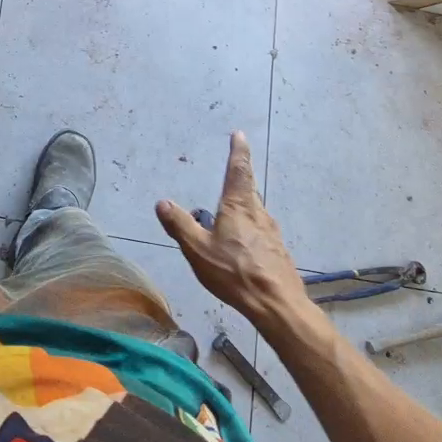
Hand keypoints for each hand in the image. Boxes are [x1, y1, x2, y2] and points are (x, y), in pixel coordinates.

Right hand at [156, 132, 307, 324]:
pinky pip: (262, 235)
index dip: (238, 152)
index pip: (239, 172)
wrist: (278, 306)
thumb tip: (161, 202)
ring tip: (231, 218)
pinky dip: (251, 233)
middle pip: (249, 192)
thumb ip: (180, 225)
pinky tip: (243, 250)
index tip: (240, 135)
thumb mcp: (198, 250)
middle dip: (240, 182)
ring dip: (244, 211)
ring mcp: (273, 235)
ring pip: (256, 215)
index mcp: (239, 207)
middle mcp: (259, 215)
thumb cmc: (235, 273)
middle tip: (232, 176)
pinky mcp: (279, 254)